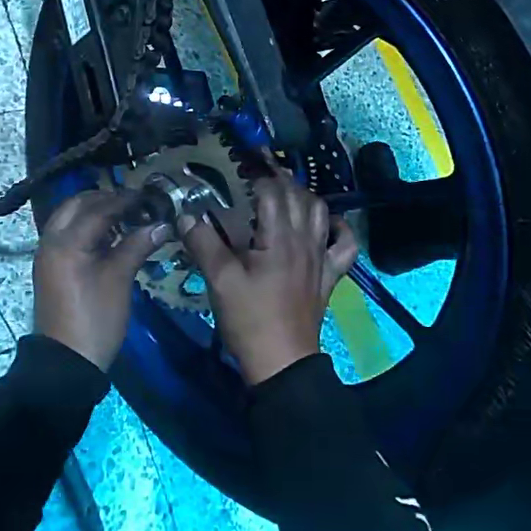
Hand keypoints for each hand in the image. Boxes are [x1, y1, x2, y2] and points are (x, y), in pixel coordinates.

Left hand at [33, 189, 168, 370]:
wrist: (67, 362)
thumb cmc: (96, 319)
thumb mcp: (119, 279)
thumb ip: (137, 245)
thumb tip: (163, 224)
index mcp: (66, 243)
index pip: (99, 209)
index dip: (127, 201)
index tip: (151, 197)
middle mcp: (51, 241)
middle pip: (77, 205)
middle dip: (106, 199)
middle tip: (135, 203)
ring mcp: (48, 254)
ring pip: (70, 218)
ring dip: (96, 211)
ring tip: (127, 215)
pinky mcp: (52, 266)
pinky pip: (69, 234)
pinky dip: (88, 227)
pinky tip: (113, 235)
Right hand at [177, 177, 359, 384]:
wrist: (282, 362)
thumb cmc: (250, 319)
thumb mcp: (219, 280)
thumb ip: (203, 243)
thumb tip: (186, 215)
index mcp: (279, 238)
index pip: (273, 192)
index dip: (258, 175)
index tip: (240, 168)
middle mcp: (305, 241)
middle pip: (299, 197)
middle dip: (280, 180)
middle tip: (258, 175)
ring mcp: (321, 259)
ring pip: (321, 214)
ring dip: (305, 198)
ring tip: (286, 195)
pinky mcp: (329, 277)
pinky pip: (345, 247)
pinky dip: (340, 230)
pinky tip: (328, 225)